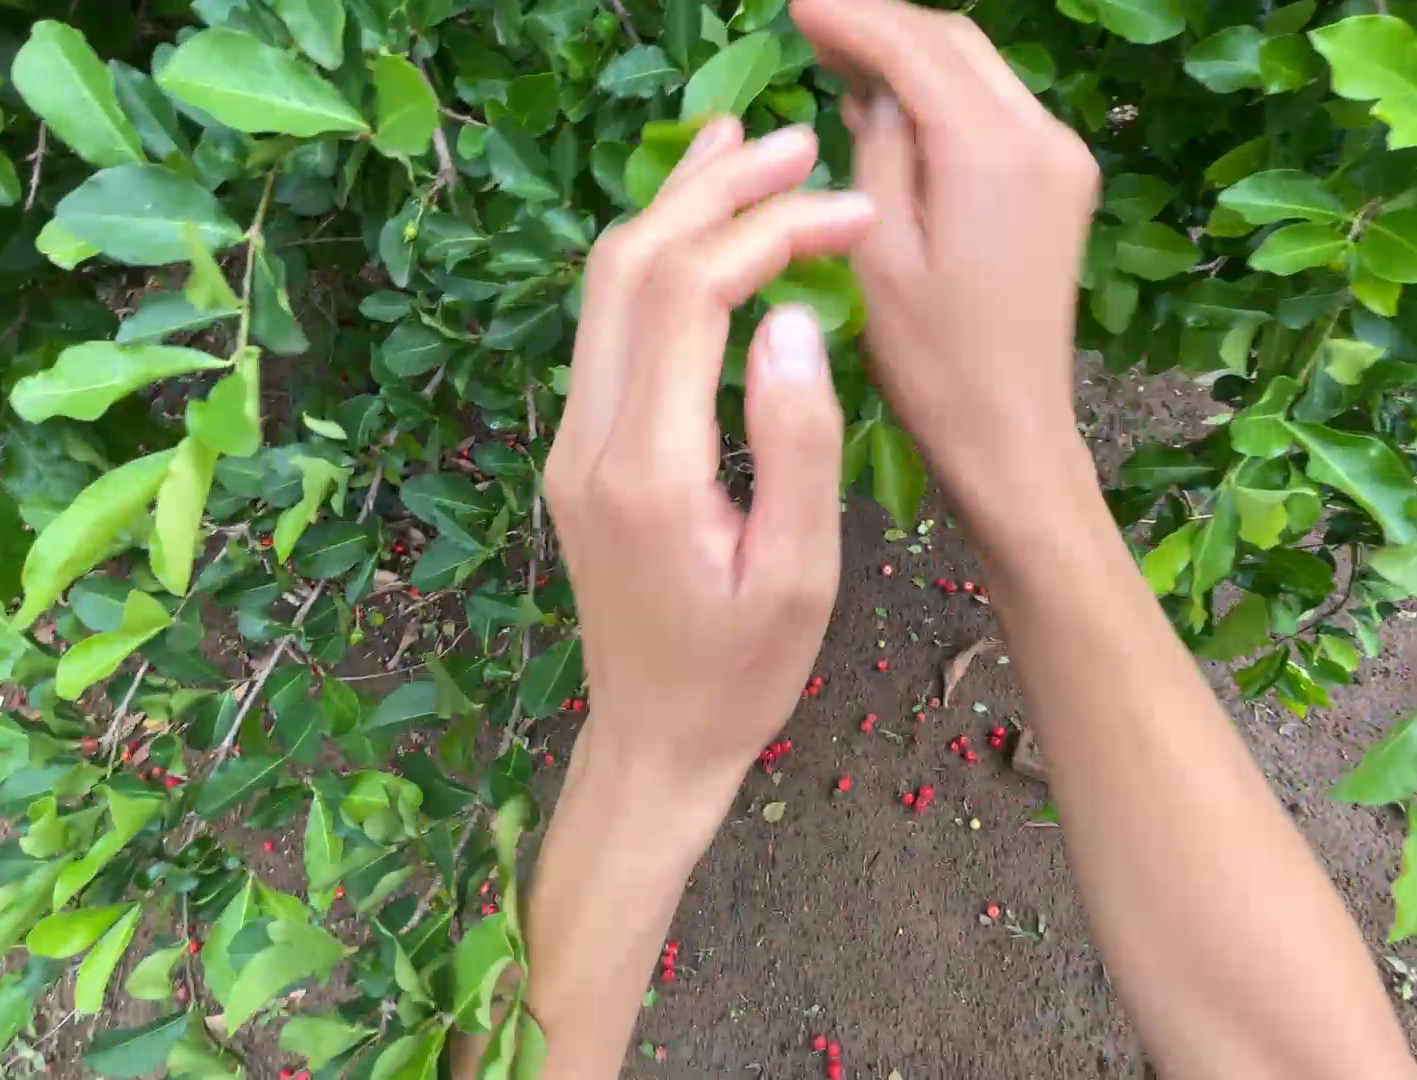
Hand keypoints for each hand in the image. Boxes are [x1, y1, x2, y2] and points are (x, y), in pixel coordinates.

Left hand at [544, 117, 876, 801]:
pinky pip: (605, 333)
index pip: (689, 297)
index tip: (847, 214)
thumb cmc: (740, 673)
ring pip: (604, 291)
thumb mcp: (800, 573)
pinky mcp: (577, 453)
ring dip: (672, 212)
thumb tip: (796, 317)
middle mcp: (587, 441)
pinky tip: (697, 242)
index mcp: (646, 471)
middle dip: (712, 191)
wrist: (654, 733)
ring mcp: (569, 444)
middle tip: (795, 144)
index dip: (767, 232)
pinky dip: (653, 269)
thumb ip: (796, 441)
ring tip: (743, 154)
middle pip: (628, 269)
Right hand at [794, 0, 1101, 503]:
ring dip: (916, 61)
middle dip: (885, 27)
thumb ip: (878, 159)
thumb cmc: (929, 362)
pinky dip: (947, 99)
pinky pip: (997, 114)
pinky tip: (902, 114)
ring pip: (981, 74)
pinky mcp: (1061, 187)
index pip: (917, 49)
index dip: (854, 16)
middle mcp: (1042, 136)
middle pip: (957, 45)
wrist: (1008, 427)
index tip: (799, 4)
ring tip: (847, 64)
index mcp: (991, 152)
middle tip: (817, 29)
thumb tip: (875, 98)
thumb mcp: (879, 260)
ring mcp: (1062, 159)